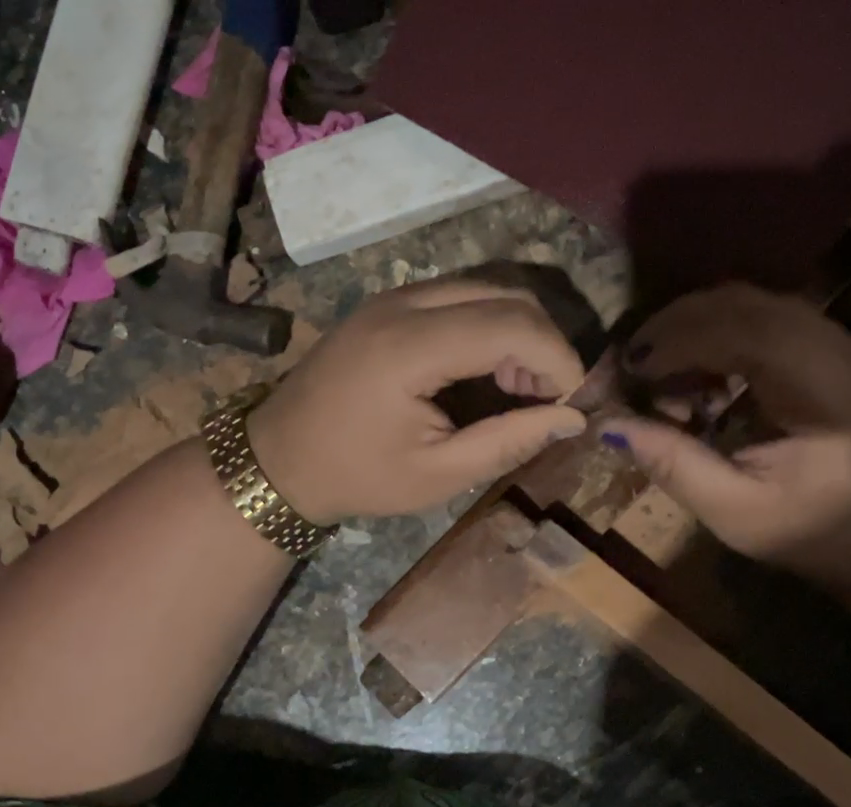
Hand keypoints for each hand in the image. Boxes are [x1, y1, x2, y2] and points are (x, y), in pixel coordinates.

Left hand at [248, 280, 589, 524]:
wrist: (278, 460)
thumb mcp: (437, 475)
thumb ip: (507, 442)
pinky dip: (488, 323)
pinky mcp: (388, 304)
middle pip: (505, 293)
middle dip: (542, 341)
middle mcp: (402, 305)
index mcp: (409, 348)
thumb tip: (572, 419)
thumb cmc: (357, 476)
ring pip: (484, 287)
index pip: (511, 323)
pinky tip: (486, 369)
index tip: (571, 402)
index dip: (557, 358)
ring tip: (518, 388)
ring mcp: (392, 298)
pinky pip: (458, 295)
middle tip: (545, 398)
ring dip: (516, 329)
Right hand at [600, 284, 850, 587]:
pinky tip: (693, 370)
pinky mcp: (828, 344)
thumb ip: (677, 467)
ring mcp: (841, 342)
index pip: (757, 336)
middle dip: (680, 325)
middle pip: (753, 305)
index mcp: (836, 399)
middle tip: (630, 363)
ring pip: (754, 303)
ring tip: (655, 367)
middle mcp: (846, 354)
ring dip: (695, 326)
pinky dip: (716, 333)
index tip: (633, 368)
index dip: (686, 340)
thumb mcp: (736, 514)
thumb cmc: (809, 532)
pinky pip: (763, 316)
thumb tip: (610, 425)